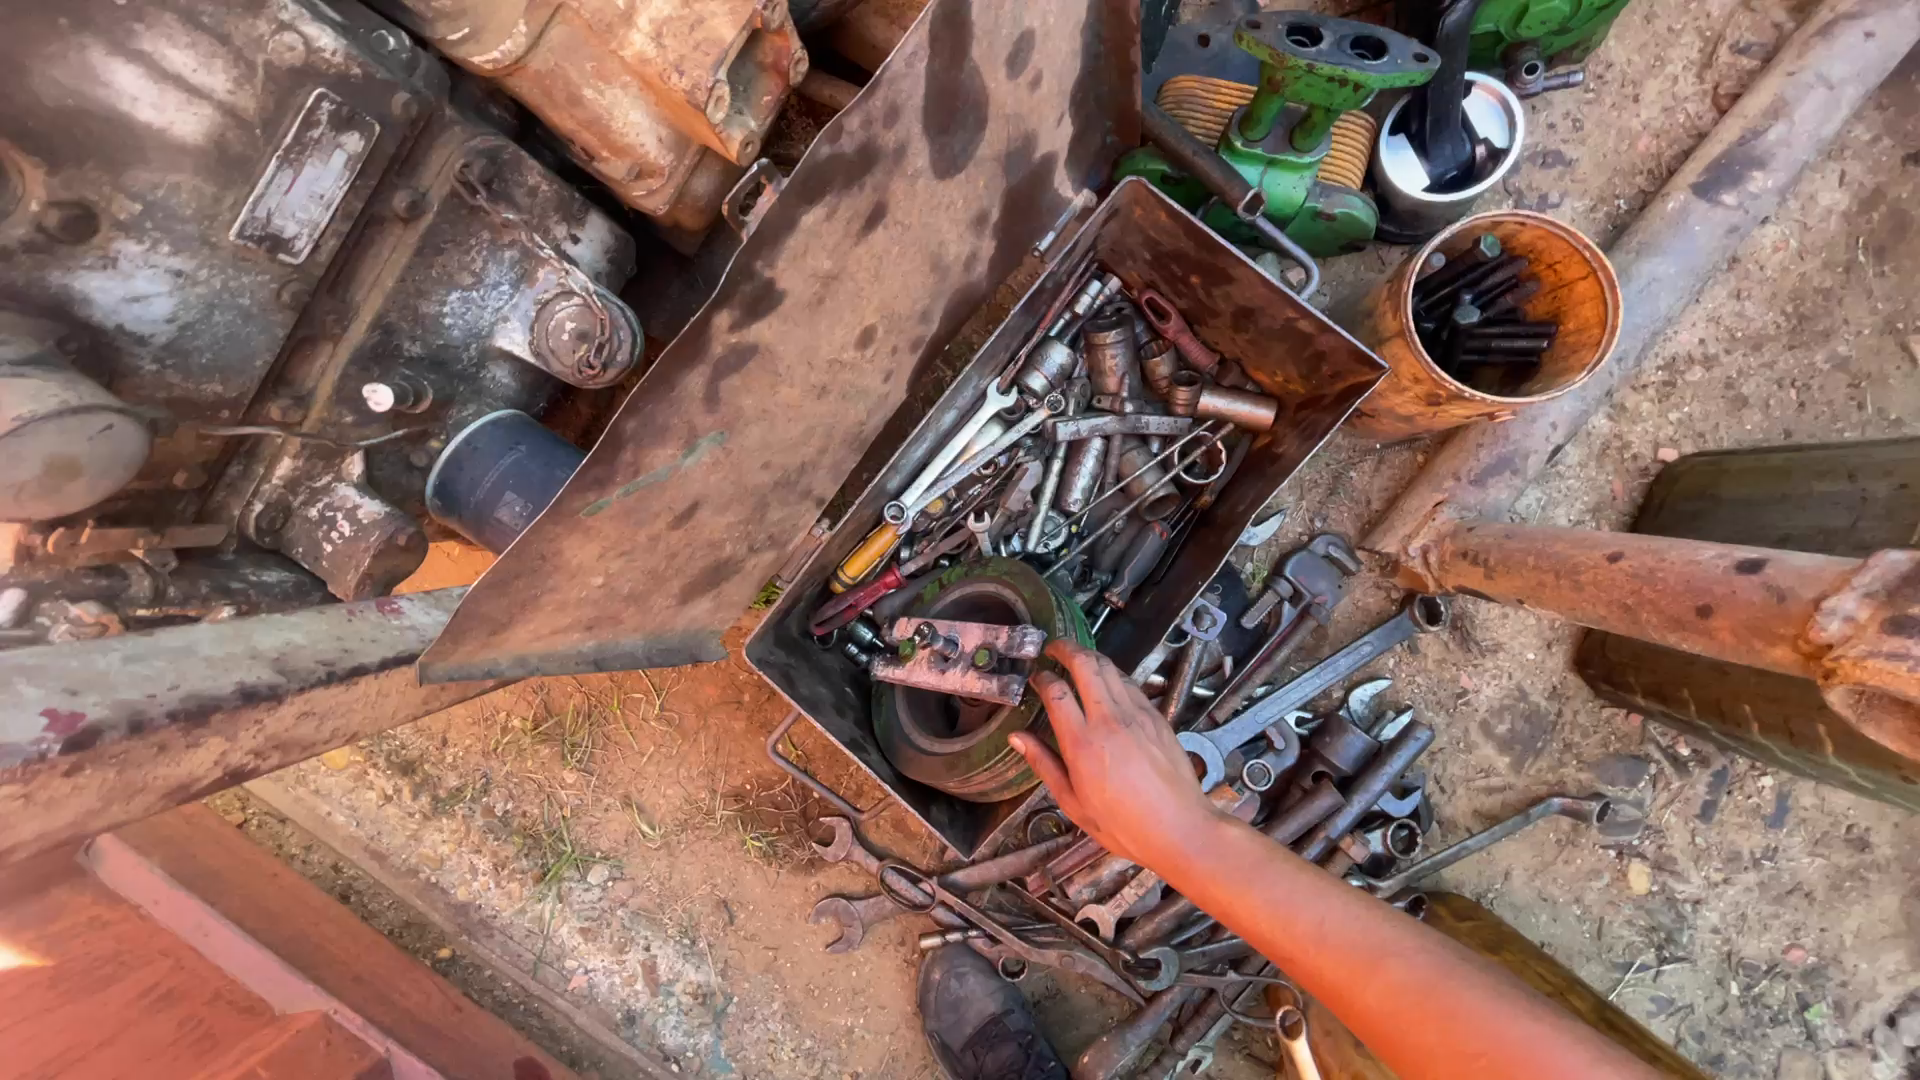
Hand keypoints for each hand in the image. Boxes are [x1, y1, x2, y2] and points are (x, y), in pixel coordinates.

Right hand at [1010, 640, 1222, 868]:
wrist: (1181, 829)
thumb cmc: (1123, 825)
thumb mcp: (1073, 804)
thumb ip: (1044, 765)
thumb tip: (1017, 738)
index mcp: (1082, 744)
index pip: (1056, 692)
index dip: (1042, 678)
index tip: (1035, 677)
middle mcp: (1109, 720)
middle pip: (1085, 665)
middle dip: (1065, 649)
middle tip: (1053, 648)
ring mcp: (1136, 714)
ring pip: (1109, 667)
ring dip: (1089, 656)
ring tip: (1076, 658)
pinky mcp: (1156, 716)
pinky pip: (1130, 683)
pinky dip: (1112, 673)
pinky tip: (1106, 681)